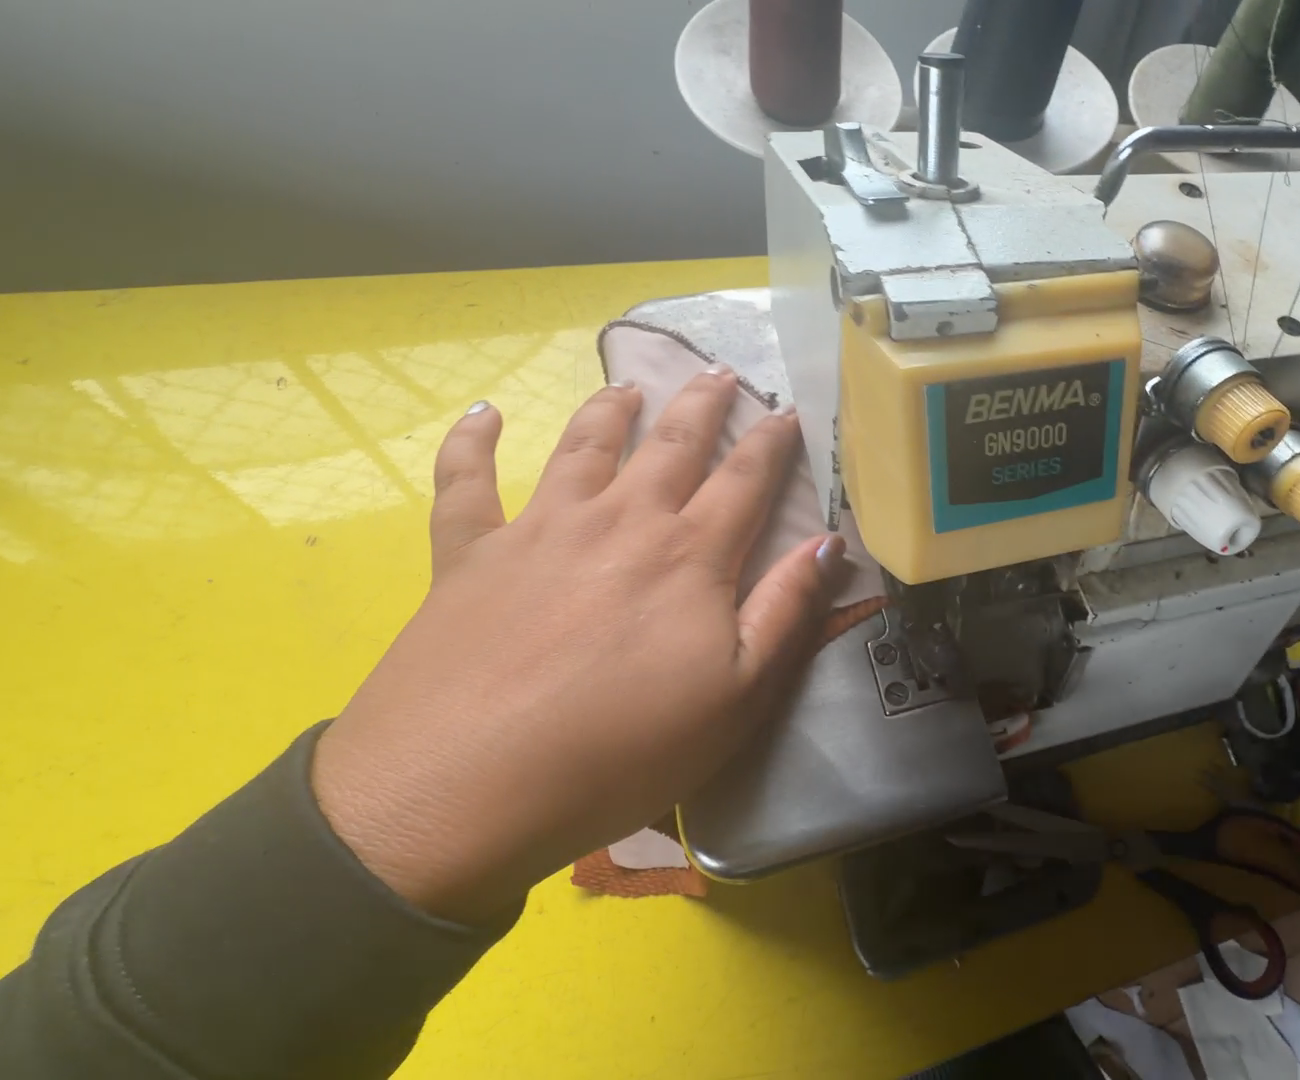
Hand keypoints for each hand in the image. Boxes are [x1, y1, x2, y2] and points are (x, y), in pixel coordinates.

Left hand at [311, 373, 846, 923]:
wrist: (462, 791)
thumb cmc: (621, 751)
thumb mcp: (738, 697)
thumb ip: (785, 612)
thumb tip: (827, 543)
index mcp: (688, 557)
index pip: (744, 481)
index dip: (772, 443)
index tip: (788, 411)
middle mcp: (618, 523)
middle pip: (671, 445)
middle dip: (702, 405)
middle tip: (721, 372)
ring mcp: (538, 532)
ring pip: (583, 446)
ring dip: (611, 409)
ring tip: (629, 385)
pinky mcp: (467, 556)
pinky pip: (466, 482)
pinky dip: (472, 441)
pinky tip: (483, 412)